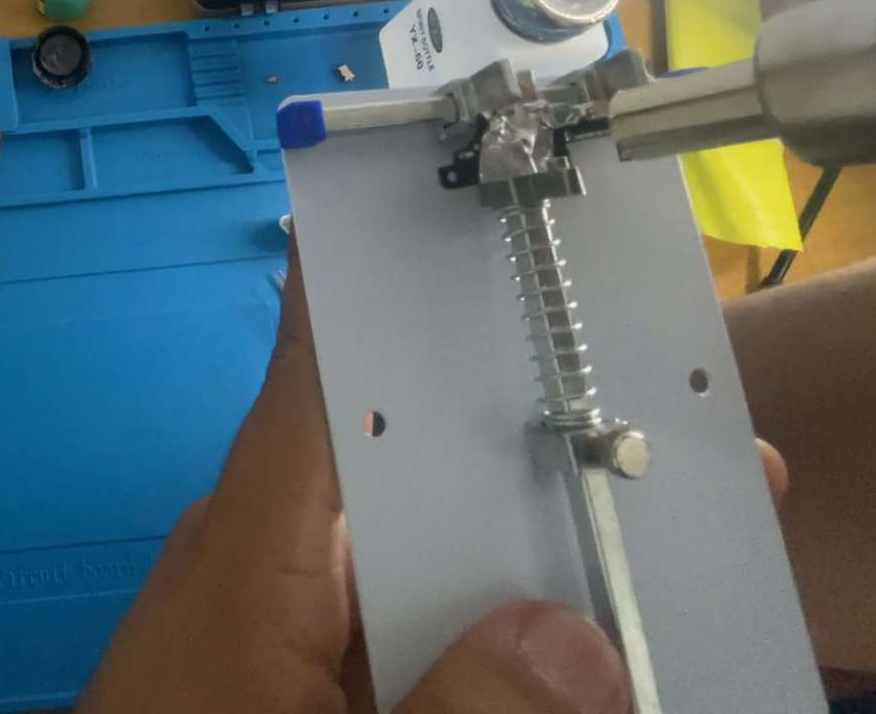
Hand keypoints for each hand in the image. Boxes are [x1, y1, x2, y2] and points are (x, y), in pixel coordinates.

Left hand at [79, 239, 791, 713]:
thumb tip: (572, 636)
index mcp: (250, 543)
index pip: (307, 386)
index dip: (343, 299)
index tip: (388, 223)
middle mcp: (258, 550)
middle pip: (382, 465)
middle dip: (493, 443)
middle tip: (621, 405)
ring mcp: (266, 604)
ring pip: (394, 546)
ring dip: (493, 546)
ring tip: (625, 521)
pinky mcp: (278, 652)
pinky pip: (379, 610)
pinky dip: (455, 618)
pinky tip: (546, 643)